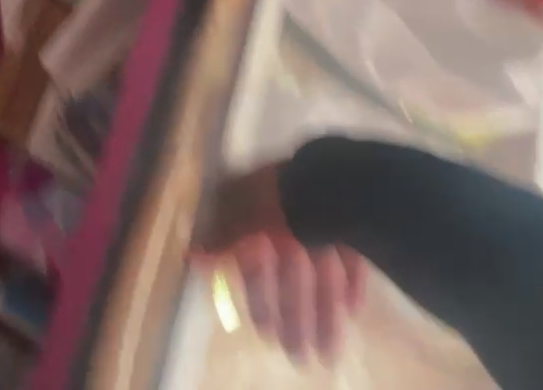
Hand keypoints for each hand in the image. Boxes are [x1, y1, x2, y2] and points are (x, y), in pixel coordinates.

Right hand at [197, 162, 368, 362]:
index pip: (250, 263)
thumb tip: (190, 257)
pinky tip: (352, 314)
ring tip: (327, 353)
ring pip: (318, 277)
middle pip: (286, 276)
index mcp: (252, 214)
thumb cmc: (275, 204)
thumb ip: (219, 242)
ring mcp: (318, 223)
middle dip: (291, 317)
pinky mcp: (351, 227)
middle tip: (298, 356)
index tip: (262, 332)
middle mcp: (282, 219)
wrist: (330, 184)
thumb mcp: (240, 224)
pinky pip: (347, 263)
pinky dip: (349, 288)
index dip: (256, 298)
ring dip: (321, 315)